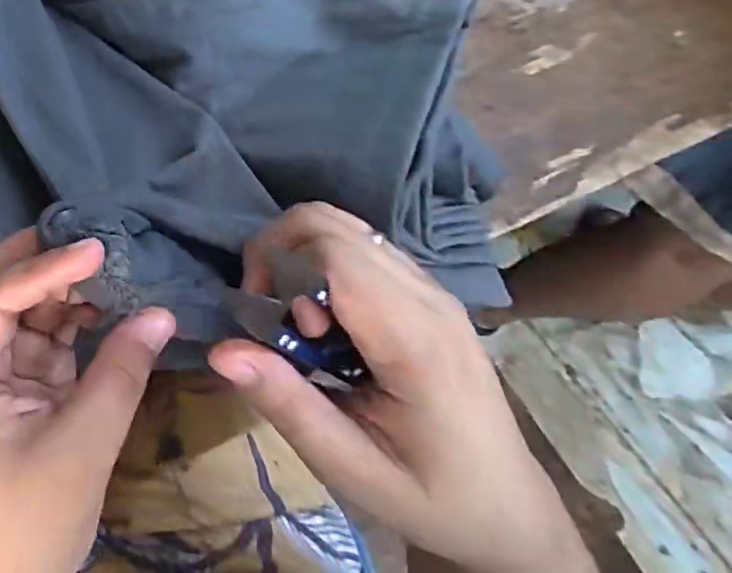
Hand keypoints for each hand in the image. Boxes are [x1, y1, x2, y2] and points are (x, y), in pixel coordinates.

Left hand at [0, 230, 175, 572]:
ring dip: (72, 280)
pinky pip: (57, 325)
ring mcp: (4, 358)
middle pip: (7, 283)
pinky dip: (84, 310)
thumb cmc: (34, 515)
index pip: (0, 296)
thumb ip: (120, 373)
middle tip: (100, 234)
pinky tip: (115, 298)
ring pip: (34, 298)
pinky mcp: (32, 371)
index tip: (95, 247)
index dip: (47, 268)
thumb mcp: (82, 445)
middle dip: (50, 258)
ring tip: (117, 260)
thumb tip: (162, 311)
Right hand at [208, 203, 593, 572]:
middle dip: (276, 252)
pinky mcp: (424, 286)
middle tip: (268, 311)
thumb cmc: (431, 496)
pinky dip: (318, 258)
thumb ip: (286, 404)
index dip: (283, 272)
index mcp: (414, 340)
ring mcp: (429, 285)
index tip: (273, 326)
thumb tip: (219, 350)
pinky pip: (357, 242)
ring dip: (296, 252)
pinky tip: (322, 312)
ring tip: (292, 312)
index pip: (333, 254)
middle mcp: (425, 295)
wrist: (512, 509)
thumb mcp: (351, 469)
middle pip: (328, 224)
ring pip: (340, 223)